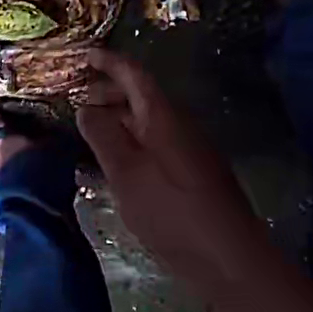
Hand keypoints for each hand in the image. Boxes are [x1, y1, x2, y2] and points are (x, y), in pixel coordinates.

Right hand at [76, 50, 270, 297]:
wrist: (231, 256)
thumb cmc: (172, 209)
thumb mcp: (126, 172)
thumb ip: (103, 136)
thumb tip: (86, 108)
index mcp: (162, 113)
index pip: (133, 73)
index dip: (109, 62)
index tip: (86, 56)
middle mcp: (179, 120)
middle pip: (142, 94)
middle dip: (110, 90)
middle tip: (81, 97)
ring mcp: (190, 145)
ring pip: (149, 118)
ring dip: (121, 117)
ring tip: (94, 130)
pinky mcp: (195, 169)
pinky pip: (157, 138)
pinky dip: (134, 138)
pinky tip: (120, 161)